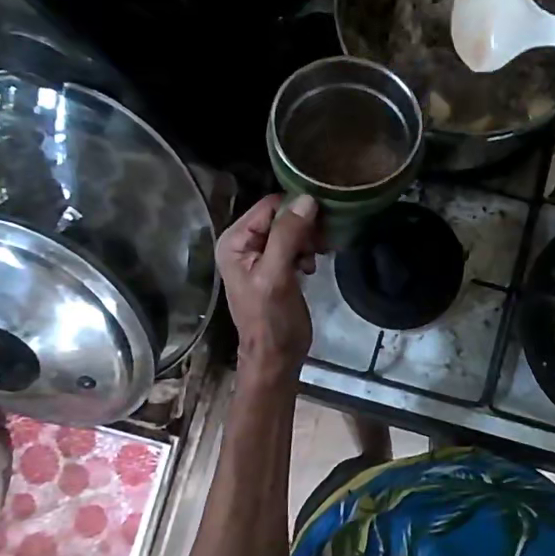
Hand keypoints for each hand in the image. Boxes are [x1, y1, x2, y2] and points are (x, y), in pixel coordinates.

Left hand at [218, 194, 323, 385]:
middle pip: (281, 215)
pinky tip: (311, 267)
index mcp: (234, 240)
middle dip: (304, 227)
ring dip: (308, 239)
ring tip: (314, 259)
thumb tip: (308, 199)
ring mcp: (259, 254)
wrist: (276, 356)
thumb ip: (287, 236)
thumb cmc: (271, 318)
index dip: (296, 210)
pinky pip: (295, 243)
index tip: (319, 225)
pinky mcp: (275, 265)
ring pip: (291, 228)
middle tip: (319, 245)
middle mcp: (243, 242)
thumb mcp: (276, 275)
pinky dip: (307, 250)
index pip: (269, 205)